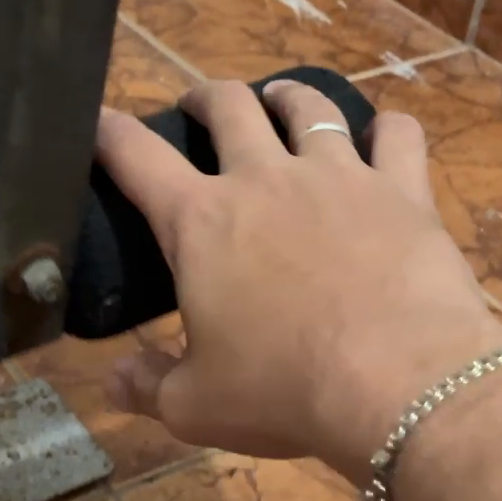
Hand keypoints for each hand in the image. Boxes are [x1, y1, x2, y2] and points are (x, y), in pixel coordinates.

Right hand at [95, 80, 501, 474]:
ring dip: (287, 95)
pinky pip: (396, 134)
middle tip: (198, 105)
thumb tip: (112, 381)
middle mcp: (262, 178)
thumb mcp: (196, 405)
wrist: (403, 389)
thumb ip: (146, 385)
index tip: (98, 119)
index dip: (108, 131)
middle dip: (204, 97)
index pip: (135, 156)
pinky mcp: (400, 189)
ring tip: (280, 97)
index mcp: (200, 221)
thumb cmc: (284, 392)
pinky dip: (386, 128)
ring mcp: (335, 175)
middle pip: (227, 105)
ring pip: (307, 106)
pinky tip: (383, 133)